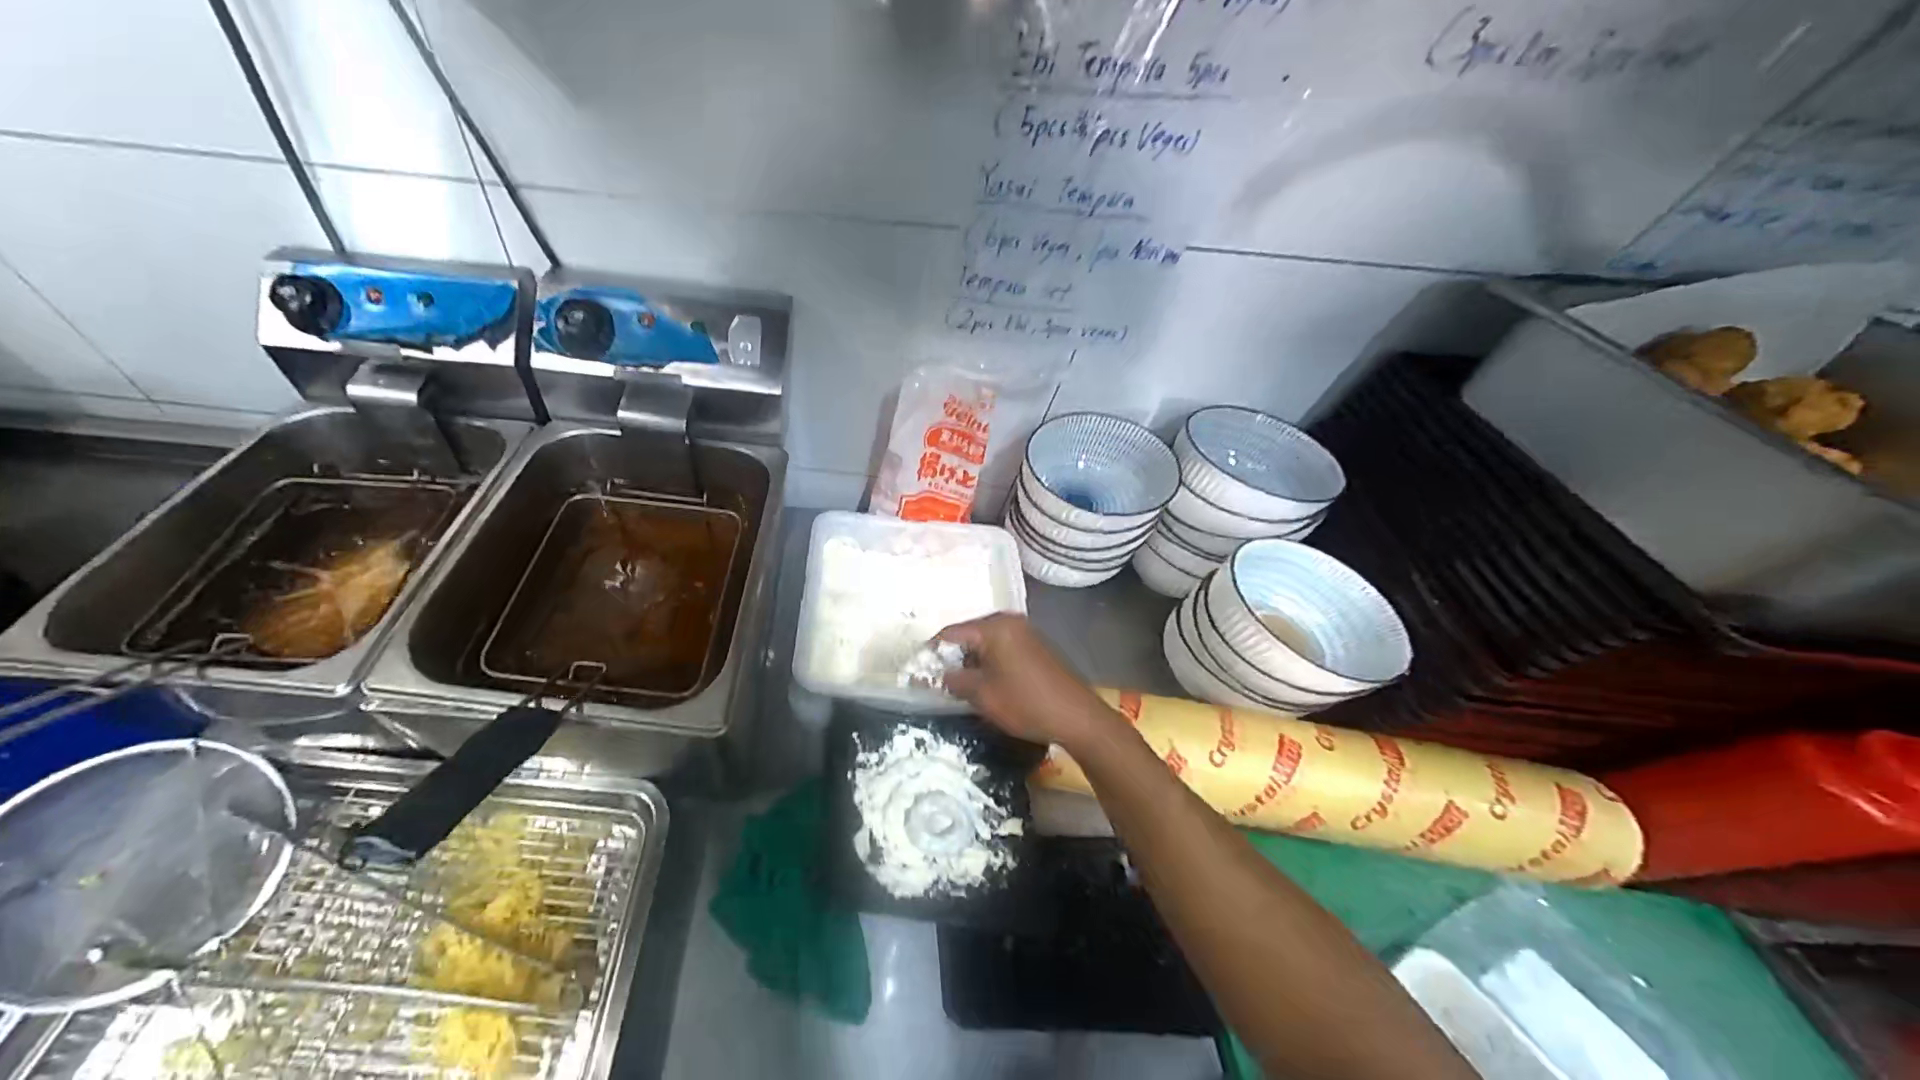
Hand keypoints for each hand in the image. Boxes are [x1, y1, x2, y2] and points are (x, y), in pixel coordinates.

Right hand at [937, 613, 1115, 748]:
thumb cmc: (1026, 703)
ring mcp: (1026, 632)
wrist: (1077, 717)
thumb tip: (936, 675)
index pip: (951, 633)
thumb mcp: (982, 695)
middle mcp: (1010, 622)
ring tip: (958, 685)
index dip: (931, 653)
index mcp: (995, 627)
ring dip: (971, 661)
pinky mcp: (1035, 646)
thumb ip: (954, 680)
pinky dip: (989, 662)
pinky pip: (1002, 648)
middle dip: (951, 657)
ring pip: (986, 643)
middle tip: (935, 680)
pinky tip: (985, 683)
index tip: (917, 672)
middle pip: (969, 635)